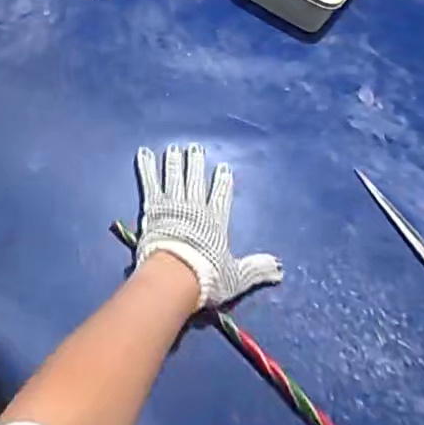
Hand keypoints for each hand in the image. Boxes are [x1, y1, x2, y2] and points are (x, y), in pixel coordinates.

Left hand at [134, 144, 282, 309]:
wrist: (176, 272)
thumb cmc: (207, 275)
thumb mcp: (237, 275)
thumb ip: (256, 268)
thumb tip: (280, 269)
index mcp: (215, 222)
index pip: (221, 197)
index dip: (223, 183)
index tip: (223, 168)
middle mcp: (195, 208)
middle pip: (196, 181)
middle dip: (196, 164)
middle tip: (195, 148)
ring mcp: (173, 204)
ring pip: (174, 177)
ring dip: (174, 162)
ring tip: (173, 148)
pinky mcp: (153, 205)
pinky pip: (149, 181)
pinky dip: (146, 166)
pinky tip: (143, 152)